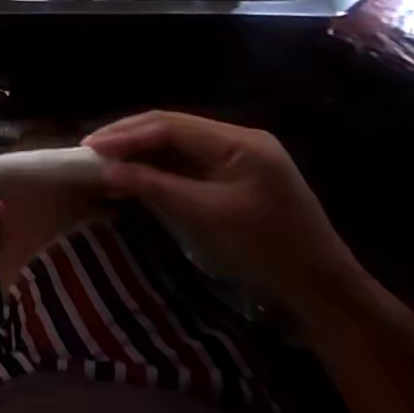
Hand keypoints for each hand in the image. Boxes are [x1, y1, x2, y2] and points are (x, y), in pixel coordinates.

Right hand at [86, 112, 363, 306]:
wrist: (324, 287)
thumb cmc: (268, 249)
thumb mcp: (208, 216)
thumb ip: (156, 187)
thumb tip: (106, 170)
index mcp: (238, 141)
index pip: (170, 125)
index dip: (127, 134)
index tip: (91, 147)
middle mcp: (237, 138)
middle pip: (172, 127)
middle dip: (129, 137)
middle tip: (90, 149)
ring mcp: (237, 156)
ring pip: (177, 143)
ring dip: (140, 151)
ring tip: (103, 161)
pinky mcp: (234, 175)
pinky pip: (188, 162)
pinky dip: (158, 168)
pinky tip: (134, 175)